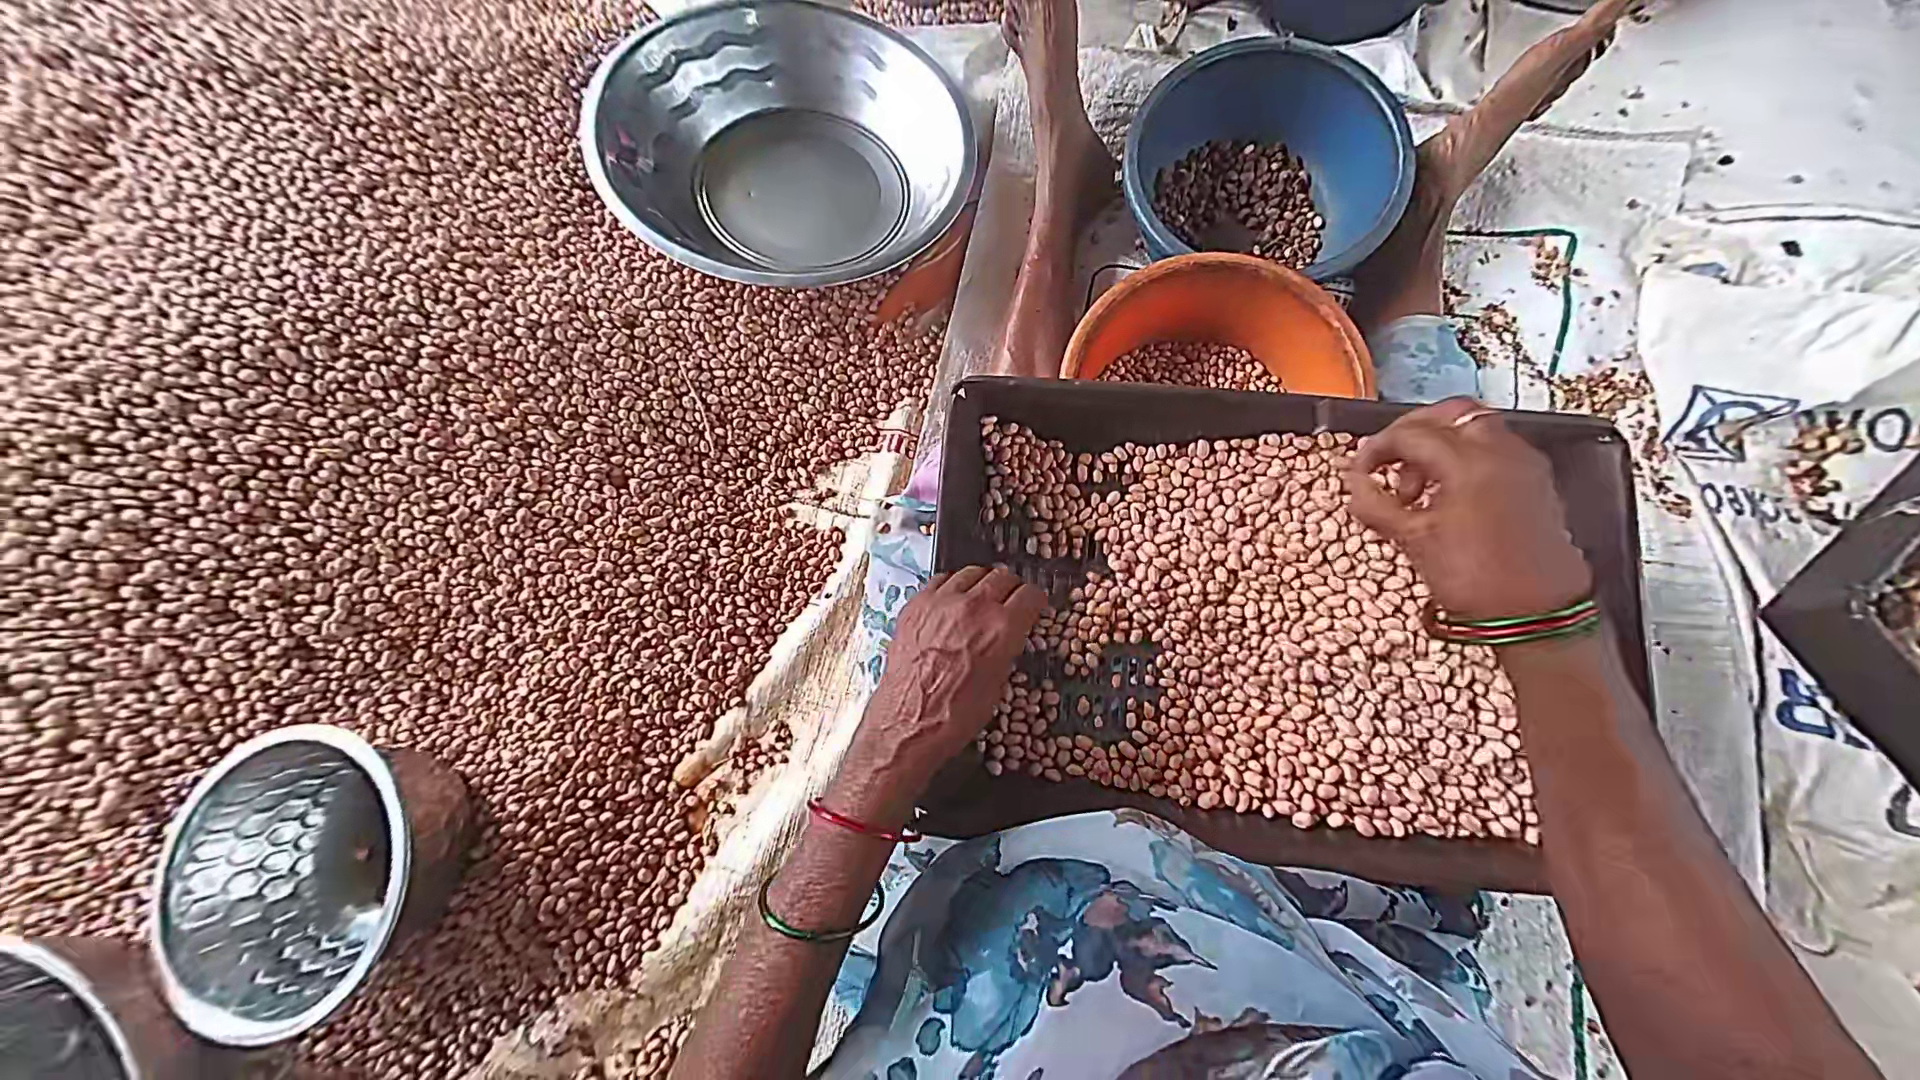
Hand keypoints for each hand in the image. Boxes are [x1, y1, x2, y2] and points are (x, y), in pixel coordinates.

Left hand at [834, 566, 1046, 820]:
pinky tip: (953, 598)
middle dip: (1011, 587)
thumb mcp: (998, 685)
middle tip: (1010, 597)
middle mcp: (973, 607)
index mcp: (1001, 628)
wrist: (908, 725)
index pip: (1030, 594)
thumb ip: (1006, 649)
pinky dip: (951, 586)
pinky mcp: (916, 606)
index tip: (1033, 603)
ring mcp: (941, 602)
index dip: (1035, 600)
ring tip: (982, 593)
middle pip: (1002, 576)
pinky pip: (940, 581)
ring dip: (982, 581)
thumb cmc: (953, 715)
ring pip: (971, 572)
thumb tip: (1007, 636)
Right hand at [1342, 398, 1592, 621]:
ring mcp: (1524, 465)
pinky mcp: (1534, 482)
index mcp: (1469, 465)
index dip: (1375, 449)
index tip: (1359, 471)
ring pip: (1473, 428)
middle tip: (1384, 458)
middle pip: (1449, 414)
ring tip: (1411, 486)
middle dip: (1409, 432)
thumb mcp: (1410, 540)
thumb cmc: (1474, 578)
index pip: (1410, 435)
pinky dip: (1460, 458)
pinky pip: (1492, 450)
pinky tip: (1440, 494)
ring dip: (1435, 445)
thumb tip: (1354, 483)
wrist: (1535, 613)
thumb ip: (1375, 504)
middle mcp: (1503, 454)